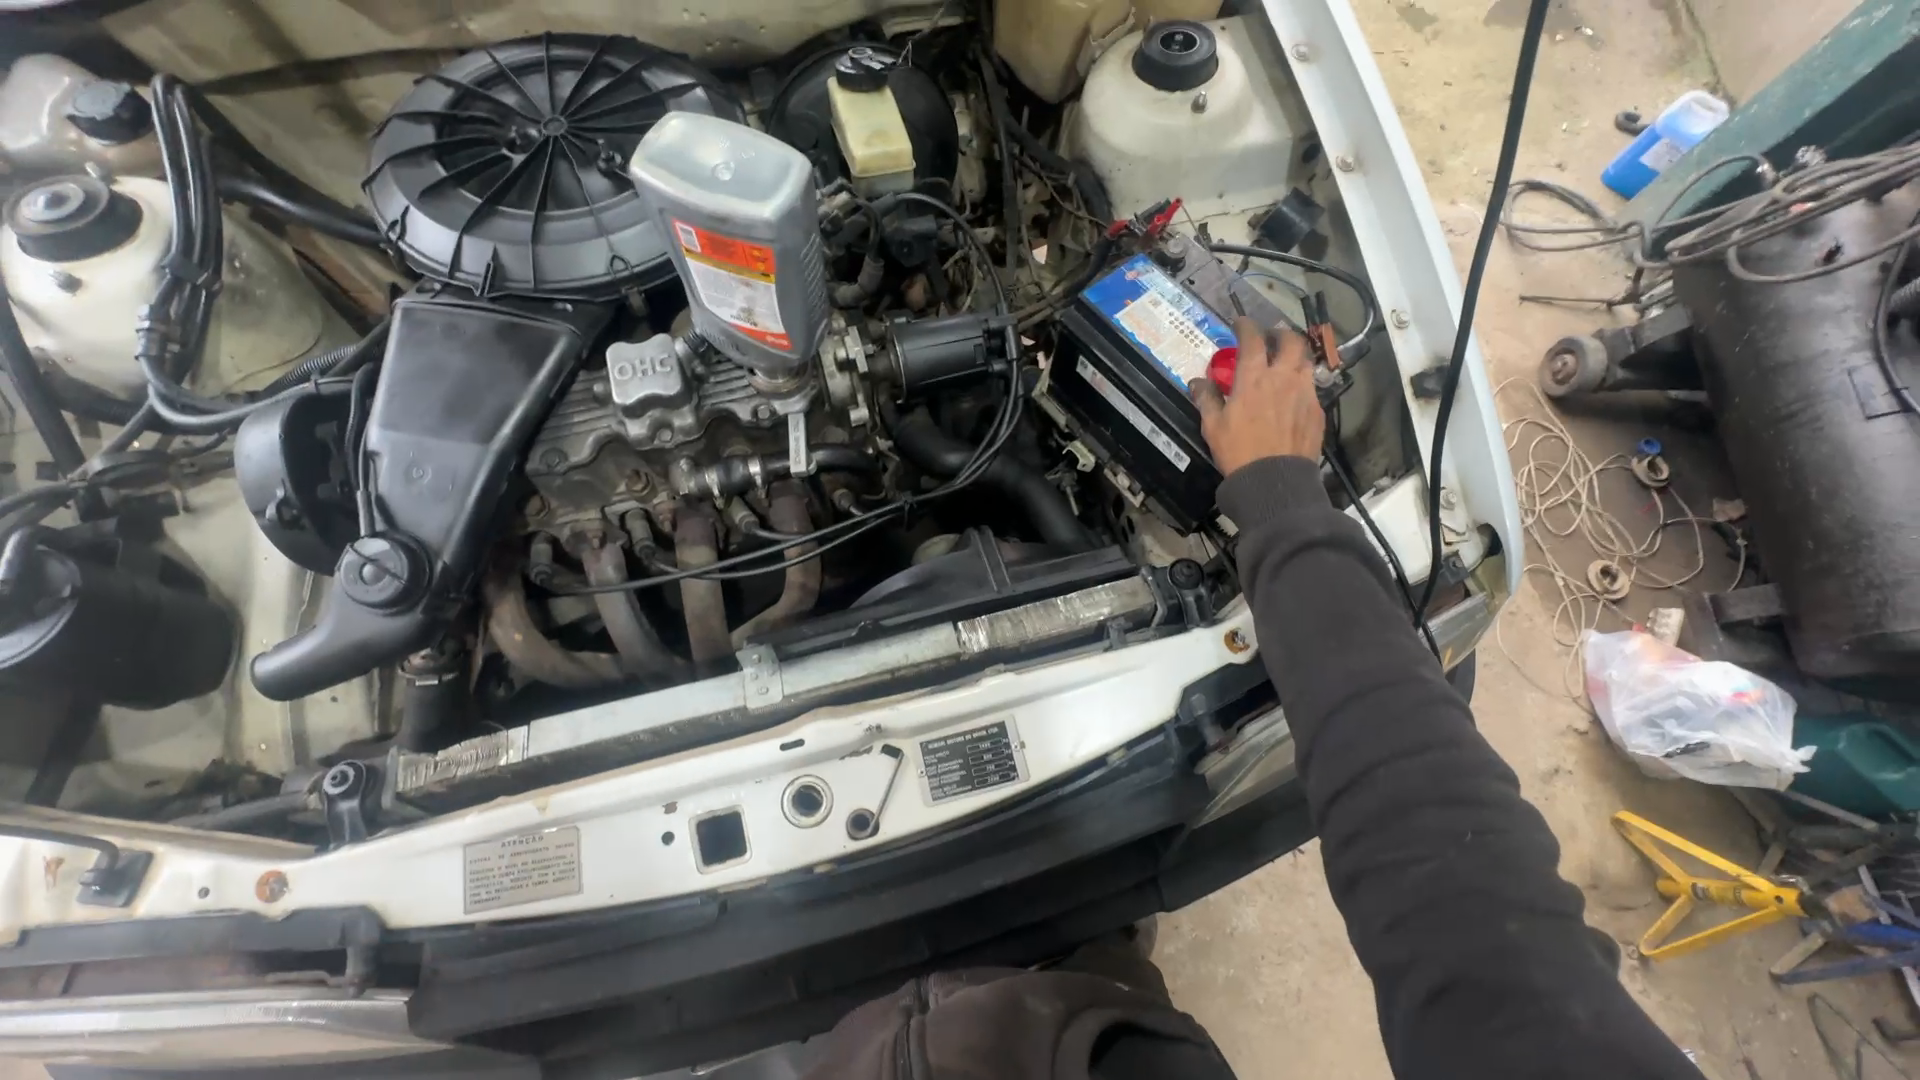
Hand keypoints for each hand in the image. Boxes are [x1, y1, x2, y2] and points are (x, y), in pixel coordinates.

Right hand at [1189, 318, 1325, 476]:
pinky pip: (1312, 386)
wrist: (1274, 480)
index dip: (1246, 325)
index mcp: (1254, 378)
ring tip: (1285, 362)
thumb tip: (1197, 382)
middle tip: (1269, 337)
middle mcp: (1283, 377)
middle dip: (1279, 333)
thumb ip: (1206, 399)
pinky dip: (1301, 381)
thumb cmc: (1238, 452)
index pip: (1253, 339)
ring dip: (1295, 355)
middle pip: (1290, 340)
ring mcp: (1305, 392)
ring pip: (1306, 360)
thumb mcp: (1213, 427)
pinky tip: (1293, 393)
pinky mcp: (1317, 410)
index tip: (1240, 323)